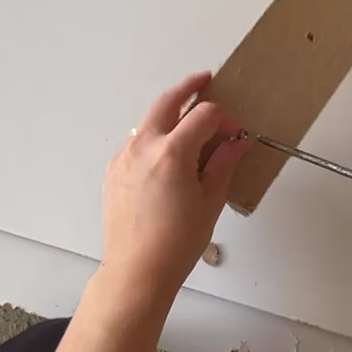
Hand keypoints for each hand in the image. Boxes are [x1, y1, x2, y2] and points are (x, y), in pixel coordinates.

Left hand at [100, 71, 247, 297]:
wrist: (137, 270)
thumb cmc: (177, 242)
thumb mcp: (210, 200)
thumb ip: (224, 162)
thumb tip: (237, 141)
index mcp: (172, 152)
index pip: (204, 115)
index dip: (224, 119)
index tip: (235, 133)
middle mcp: (144, 146)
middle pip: (168, 101)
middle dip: (188, 88)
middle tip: (204, 80)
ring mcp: (124, 157)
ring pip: (149, 120)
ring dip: (169, 113)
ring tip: (188, 118)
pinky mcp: (114, 170)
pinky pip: (136, 141)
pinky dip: (153, 136)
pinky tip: (168, 152)